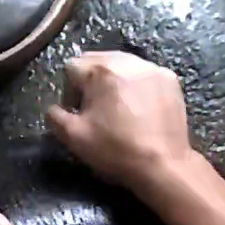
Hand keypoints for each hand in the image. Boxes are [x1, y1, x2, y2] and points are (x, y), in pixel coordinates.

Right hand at [45, 52, 195, 194]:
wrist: (163, 165)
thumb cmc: (115, 149)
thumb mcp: (73, 137)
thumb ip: (54, 116)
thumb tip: (54, 108)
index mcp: (100, 71)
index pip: (71, 67)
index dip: (68, 91)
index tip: (76, 113)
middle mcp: (127, 61)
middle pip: (97, 59)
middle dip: (89, 81)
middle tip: (94, 109)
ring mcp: (152, 69)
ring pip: (122, 64)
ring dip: (112, 81)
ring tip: (116, 108)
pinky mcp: (170, 80)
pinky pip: (143, 74)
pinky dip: (135, 85)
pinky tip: (138, 108)